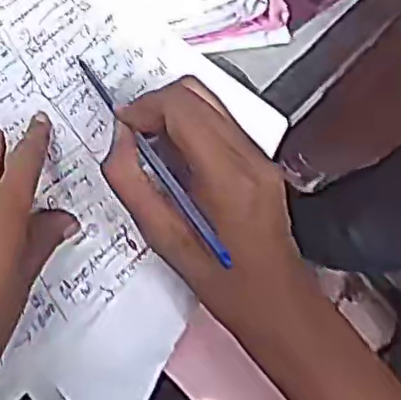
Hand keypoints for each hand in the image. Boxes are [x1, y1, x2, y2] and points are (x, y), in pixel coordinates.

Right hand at [99, 78, 308, 323]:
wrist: (281, 307)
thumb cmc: (224, 282)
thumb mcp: (161, 237)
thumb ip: (129, 180)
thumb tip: (119, 138)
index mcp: (228, 177)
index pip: (179, 106)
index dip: (143, 107)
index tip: (124, 125)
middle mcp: (250, 158)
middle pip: (193, 92)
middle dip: (154, 103)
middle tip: (135, 131)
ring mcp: (260, 156)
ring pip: (205, 99)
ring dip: (170, 110)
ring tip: (154, 144)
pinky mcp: (261, 159)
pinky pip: (216, 118)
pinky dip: (187, 122)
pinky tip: (177, 155)